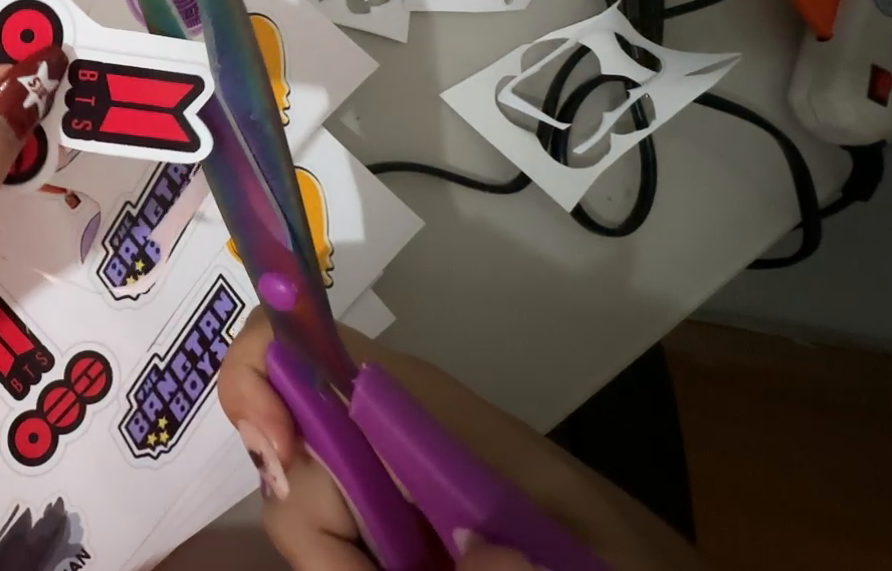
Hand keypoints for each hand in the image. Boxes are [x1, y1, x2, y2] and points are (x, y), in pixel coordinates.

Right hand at [216, 312, 703, 570]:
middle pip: (288, 438)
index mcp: (429, 410)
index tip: (273, 454)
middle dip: (309, 519)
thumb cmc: (632, 565)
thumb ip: (550, 566)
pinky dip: (335, 562)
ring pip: (297, 498)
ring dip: (329, 556)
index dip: (260, 371)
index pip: (310, 343)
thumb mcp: (615, 565)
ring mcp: (378, 483)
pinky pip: (323, 534)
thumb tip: (472, 551)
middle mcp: (385, 432)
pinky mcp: (376, 528)